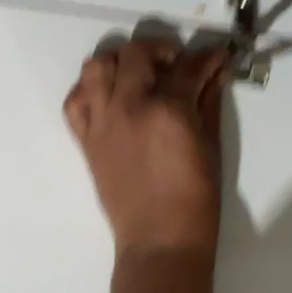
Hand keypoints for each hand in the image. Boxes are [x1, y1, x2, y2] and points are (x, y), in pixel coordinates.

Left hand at [63, 39, 230, 257]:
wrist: (158, 241)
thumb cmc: (195, 201)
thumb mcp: (211, 147)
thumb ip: (209, 104)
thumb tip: (214, 73)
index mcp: (167, 110)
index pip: (188, 68)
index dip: (206, 57)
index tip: (216, 56)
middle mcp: (129, 107)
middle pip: (136, 53)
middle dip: (160, 51)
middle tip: (175, 66)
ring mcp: (101, 121)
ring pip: (96, 66)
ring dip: (119, 62)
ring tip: (137, 76)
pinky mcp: (85, 139)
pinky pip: (75, 100)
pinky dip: (89, 90)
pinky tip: (109, 98)